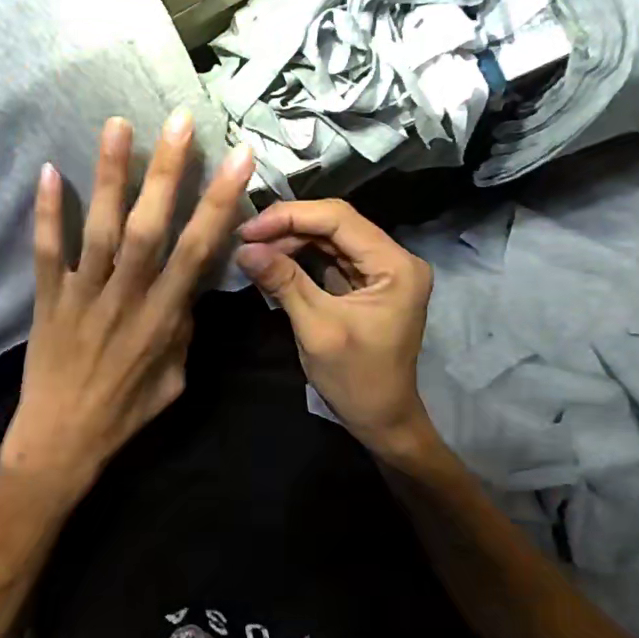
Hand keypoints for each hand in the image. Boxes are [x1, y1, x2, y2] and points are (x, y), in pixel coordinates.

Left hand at [0, 110, 254, 493]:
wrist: (62, 443)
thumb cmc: (126, 413)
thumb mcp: (175, 379)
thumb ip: (183, 328)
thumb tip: (187, 287)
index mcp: (163, 318)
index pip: (198, 251)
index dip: (220, 202)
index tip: (239, 158)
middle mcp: (125, 298)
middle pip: (148, 227)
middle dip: (168, 171)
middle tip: (180, 121)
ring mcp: (82, 295)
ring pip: (98, 228)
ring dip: (108, 175)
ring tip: (118, 124)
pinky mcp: (47, 299)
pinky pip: (46, 252)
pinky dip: (45, 213)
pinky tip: (46, 170)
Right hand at [233, 199, 434, 456]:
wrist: (382, 420)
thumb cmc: (356, 379)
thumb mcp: (317, 328)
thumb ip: (283, 282)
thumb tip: (243, 249)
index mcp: (395, 266)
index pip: (339, 220)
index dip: (291, 217)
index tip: (249, 229)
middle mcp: (394, 258)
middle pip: (335, 223)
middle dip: (288, 226)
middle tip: (246, 238)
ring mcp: (381, 270)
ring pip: (330, 238)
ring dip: (291, 239)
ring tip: (253, 248)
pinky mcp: (366, 282)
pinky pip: (330, 257)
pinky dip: (300, 256)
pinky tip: (272, 257)